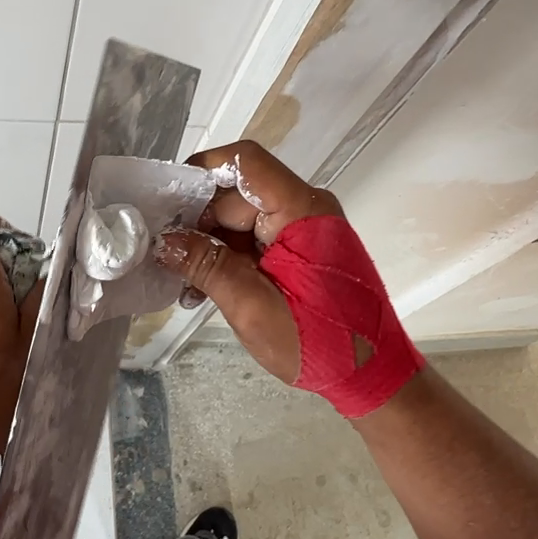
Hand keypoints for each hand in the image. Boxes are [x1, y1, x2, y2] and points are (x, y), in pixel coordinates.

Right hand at [152, 140, 342, 382]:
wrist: (373, 375)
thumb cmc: (318, 342)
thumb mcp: (252, 306)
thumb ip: (207, 266)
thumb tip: (164, 240)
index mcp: (301, 211)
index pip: (246, 163)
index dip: (202, 170)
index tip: (165, 197)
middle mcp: (305, 209)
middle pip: (237, 194)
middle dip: (198, 222)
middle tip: (167, 257)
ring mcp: (304, 229)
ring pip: (241, 218)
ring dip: (210, 246)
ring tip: (185, 283)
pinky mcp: (301, 250)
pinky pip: (254, 239)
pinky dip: (229, 258)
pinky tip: (205, 288)